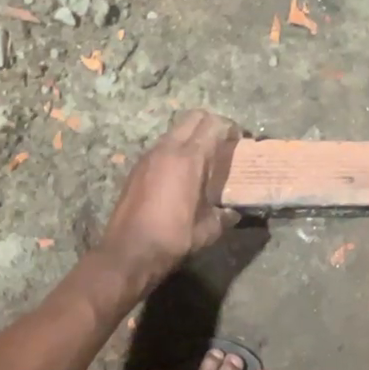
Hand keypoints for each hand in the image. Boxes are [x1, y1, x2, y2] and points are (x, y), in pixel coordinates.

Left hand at [98, 110, 241, 282]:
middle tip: (223, 142)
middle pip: (193, 117)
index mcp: (189, 158)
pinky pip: (162, 146)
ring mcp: (149, 156)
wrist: (128, 251)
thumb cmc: (172, 238)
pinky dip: (175, 149)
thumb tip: (233, 213)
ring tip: (203, 159)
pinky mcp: (137, 167)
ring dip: (191, 136)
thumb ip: (224, 216)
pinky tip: (181, 174)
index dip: (230, 127)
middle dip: (211, 123)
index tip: (240, 139)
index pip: (213, 124)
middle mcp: (168, 149)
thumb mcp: (207, 230)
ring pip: (175, 130)